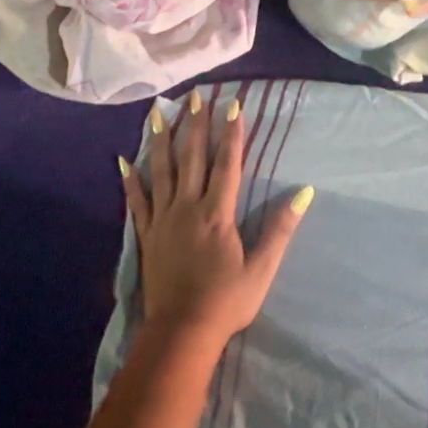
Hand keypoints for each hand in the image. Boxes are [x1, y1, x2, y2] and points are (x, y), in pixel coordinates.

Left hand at [120, 89, 311, 347]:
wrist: (183, 330)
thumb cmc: (228, 301)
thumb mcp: (263, 268)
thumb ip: (281, 228)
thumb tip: (304, 193)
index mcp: (218, 214)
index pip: (228, 164)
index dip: (232, 134)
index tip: (233, 105)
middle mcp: (188, 208)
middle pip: (193, 158)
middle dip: (196, 125)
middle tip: (195, 96)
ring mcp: (163, 220)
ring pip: (161, 171)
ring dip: (161, 140)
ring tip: (158, 113)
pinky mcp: (147, 235)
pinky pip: (137, 201)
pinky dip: (130, 181)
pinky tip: (122, 161)